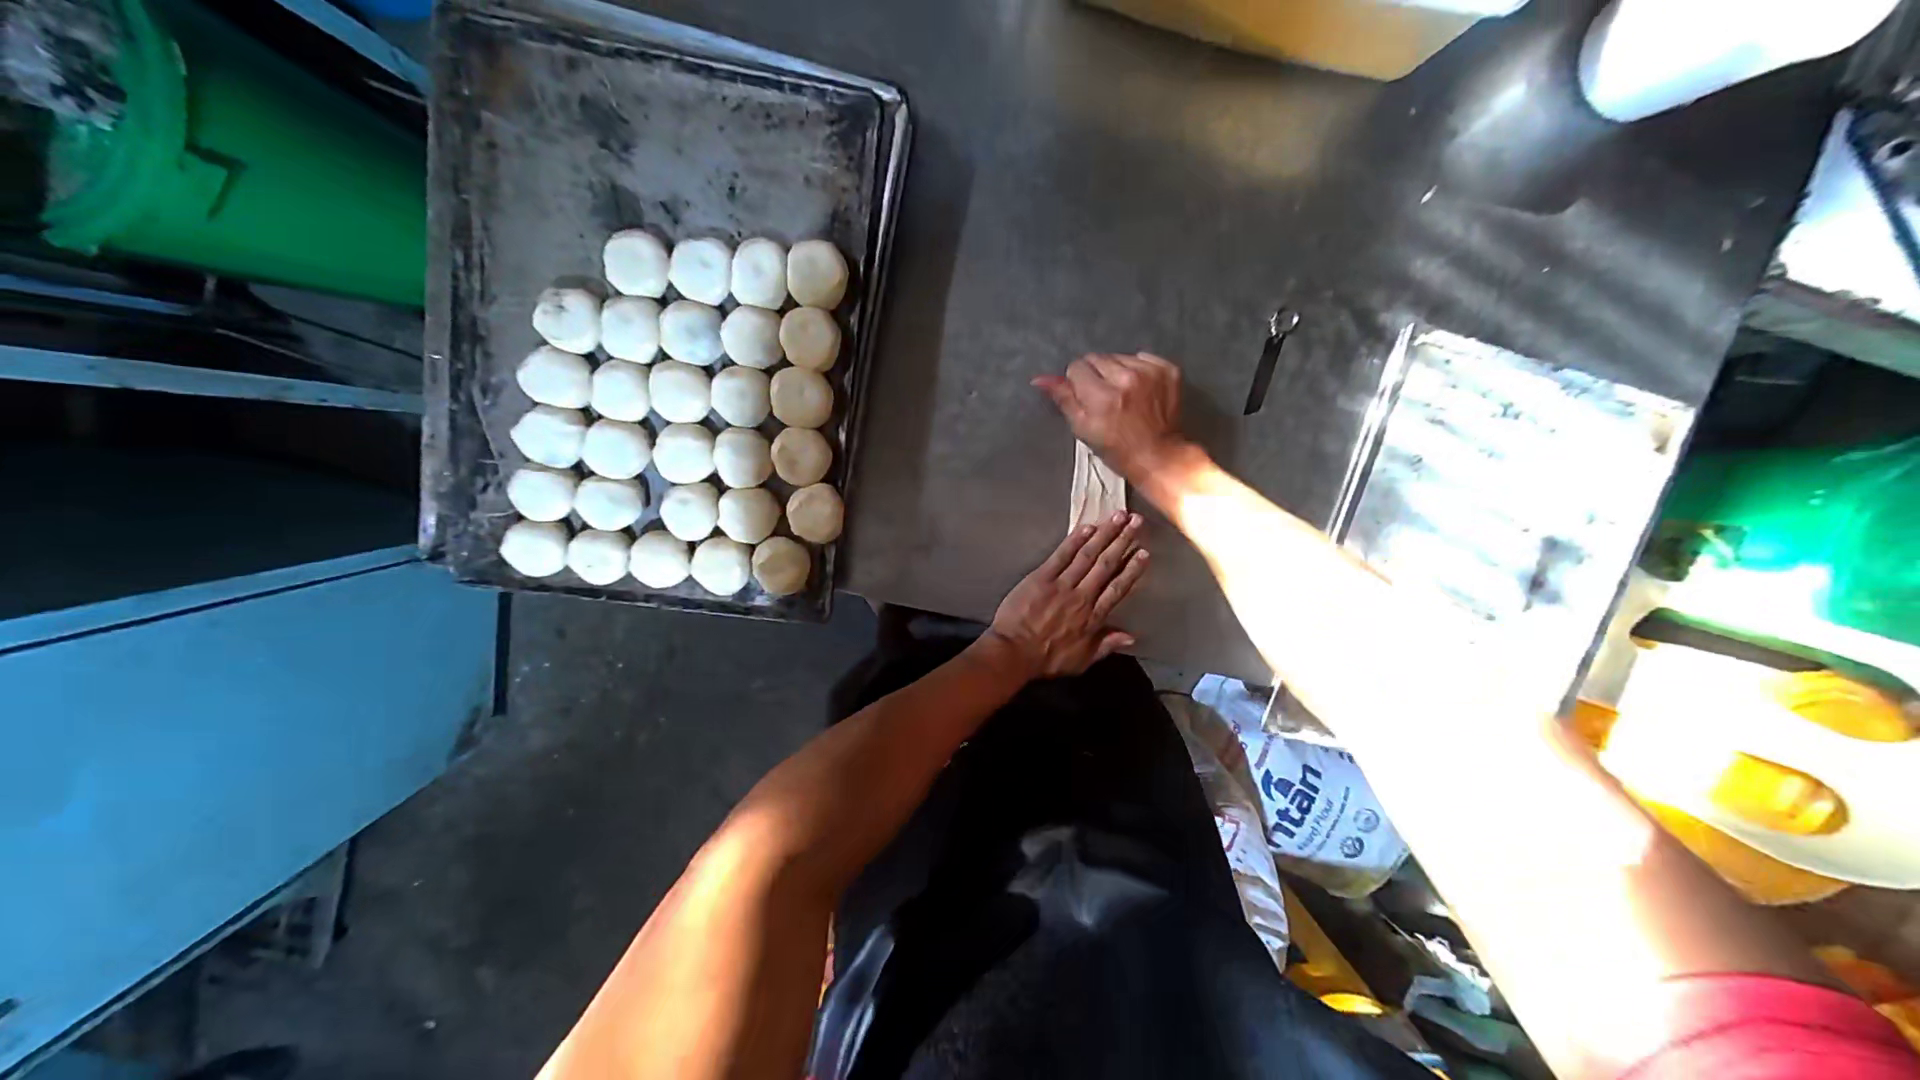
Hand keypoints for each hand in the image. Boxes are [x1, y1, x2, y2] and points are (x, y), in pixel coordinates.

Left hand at [986, 510, 1149, 679]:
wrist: (1013, 653)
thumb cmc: (1047, 660)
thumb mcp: (1082, 660)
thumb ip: (1106, 645)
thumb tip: (1131, 636)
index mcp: (1093, 617)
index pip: (1118, 588)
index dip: (1132, 569)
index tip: (1144, 553)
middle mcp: (1082, 597)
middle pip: (1106, 564)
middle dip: (1123, 541)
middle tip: (1136, 522)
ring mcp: (1061, 585)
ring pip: (1088, 555)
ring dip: (1105, 534)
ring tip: (1118, 516)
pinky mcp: (1040, 577)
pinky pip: (1061, 555)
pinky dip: (1075, 540)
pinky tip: (1087, 527)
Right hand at [1033, 353, 1186, 479]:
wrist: (1158, 456)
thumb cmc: (1117, 449)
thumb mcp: (1082, 428)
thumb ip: (1064, 399)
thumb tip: (1040, 379)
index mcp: (1102, 396)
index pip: (1077, 367)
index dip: (1078, 383)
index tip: (1087, 398)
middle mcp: (1126, 379)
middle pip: (1097, 358)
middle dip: (1096, 375)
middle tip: (1105, 399)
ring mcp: (1150, 373)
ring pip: (1119, 356)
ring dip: (1118, 372)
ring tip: (1124, 396)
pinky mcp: (1167, 370)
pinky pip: (1143, 357)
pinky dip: (1139, 370)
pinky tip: (1141, 390)